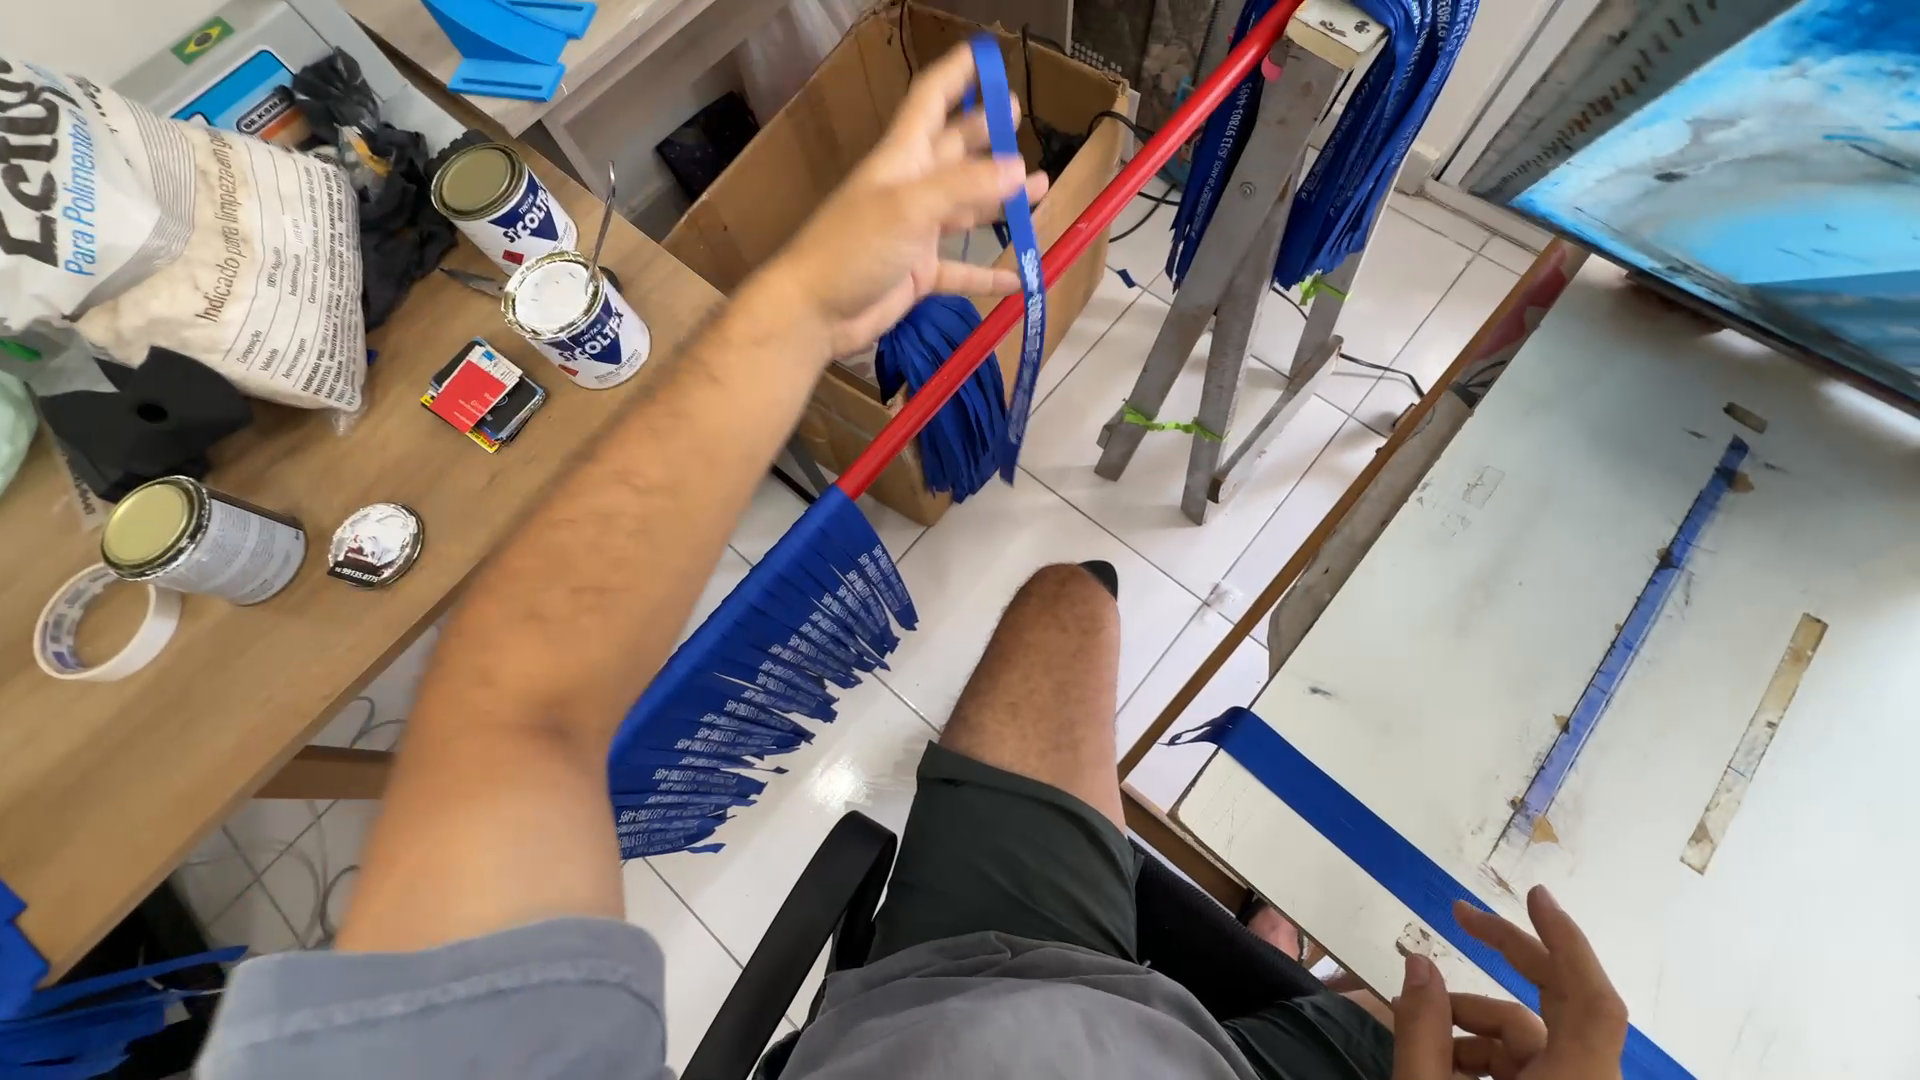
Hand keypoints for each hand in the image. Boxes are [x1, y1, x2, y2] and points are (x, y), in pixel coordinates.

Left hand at [750, 43, 1050, 359]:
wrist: (816, 311)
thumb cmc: (853, 248)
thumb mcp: (909, 207)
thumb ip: (964, 186)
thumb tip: (1018, 169)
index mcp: (902, 158)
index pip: (931, 100)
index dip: (958, 75)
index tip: (987, 56)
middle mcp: (911, 189)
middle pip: (954, 152)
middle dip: (984, 135)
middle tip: (1019, 122)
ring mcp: (915, 233)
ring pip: (964, 210)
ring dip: (998, 200)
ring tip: (1040, 189)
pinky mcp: (918, 273)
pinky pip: (960, 271)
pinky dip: (986, 275)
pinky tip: (1017, 278)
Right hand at [1393, 886, 1628, 1079]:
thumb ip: (1422, 1030)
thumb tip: (1420, 964)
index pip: (1593, 1002)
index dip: (1568, 944)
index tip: (1535, 895)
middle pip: (1565, 1003)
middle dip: (1509, 954)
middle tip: (1459, 914)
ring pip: (1530, 1036)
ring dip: (1472, 1021)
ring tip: (1419, 1030)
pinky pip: (1528, 1064)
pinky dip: (1483, 1051)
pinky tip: (1440, 1061)